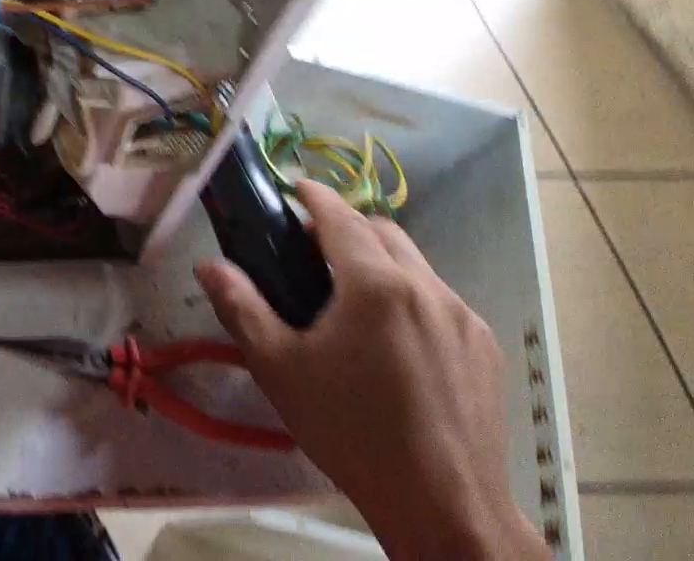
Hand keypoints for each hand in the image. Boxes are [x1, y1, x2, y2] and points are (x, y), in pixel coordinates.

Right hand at [195, 180, 546, 560]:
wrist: (443, 505)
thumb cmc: (349, 429)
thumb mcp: (278, 366)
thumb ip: (241, 306)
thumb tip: (209, 265)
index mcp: (376, 285)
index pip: (341, 217)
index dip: (313, 196)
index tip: (292, 188)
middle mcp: (427, 288)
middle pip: (383, 231)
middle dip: (344, 225)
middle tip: (306, 248)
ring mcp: (463, 318)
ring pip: (415, 264)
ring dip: (378, 259)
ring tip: (345, 294)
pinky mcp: (484, 348)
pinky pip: (438, 298)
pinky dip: (407, 293)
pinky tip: (387, 337)